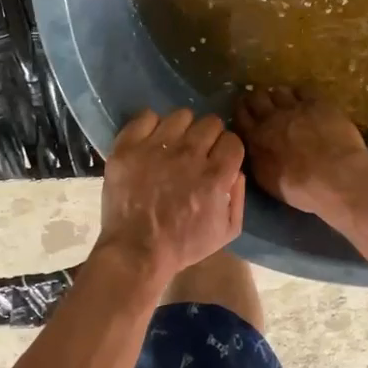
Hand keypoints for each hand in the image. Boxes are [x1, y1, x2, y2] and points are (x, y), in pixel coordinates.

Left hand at [97, 109, 245, 284]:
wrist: (135, 251)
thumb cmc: (183, 245)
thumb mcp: (226, 231)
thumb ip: (239, 196)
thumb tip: (236, 169)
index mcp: (215, 175)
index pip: (232, 140)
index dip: (227, 149)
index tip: (218, 159)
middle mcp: (189, 155)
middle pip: (210, 123)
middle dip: (208, 137)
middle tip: (197, 153)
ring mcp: (156, 148)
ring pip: (181, 116)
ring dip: (182, 129)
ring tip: (173, 145)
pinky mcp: (128, 147)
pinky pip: (146, 117)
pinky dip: (151, 126)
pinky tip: (152, 142)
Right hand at [233, 88, 367, 216]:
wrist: (335, 177)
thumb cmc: (300, 188)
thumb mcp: (267, 179)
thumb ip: (257, 158)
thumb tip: (254, 147)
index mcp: (256, 137)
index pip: (241, 115)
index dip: (241, 110)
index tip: (244, 110)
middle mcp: (271, 117)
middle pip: (257, 97)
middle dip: (256, 98)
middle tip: (260, 102)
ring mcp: (295, 107)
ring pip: (279, 91)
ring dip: (278, 95)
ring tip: (283, 101)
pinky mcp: (318, 103)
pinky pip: (303, 90)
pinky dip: (300, 93)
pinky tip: (304, 99)